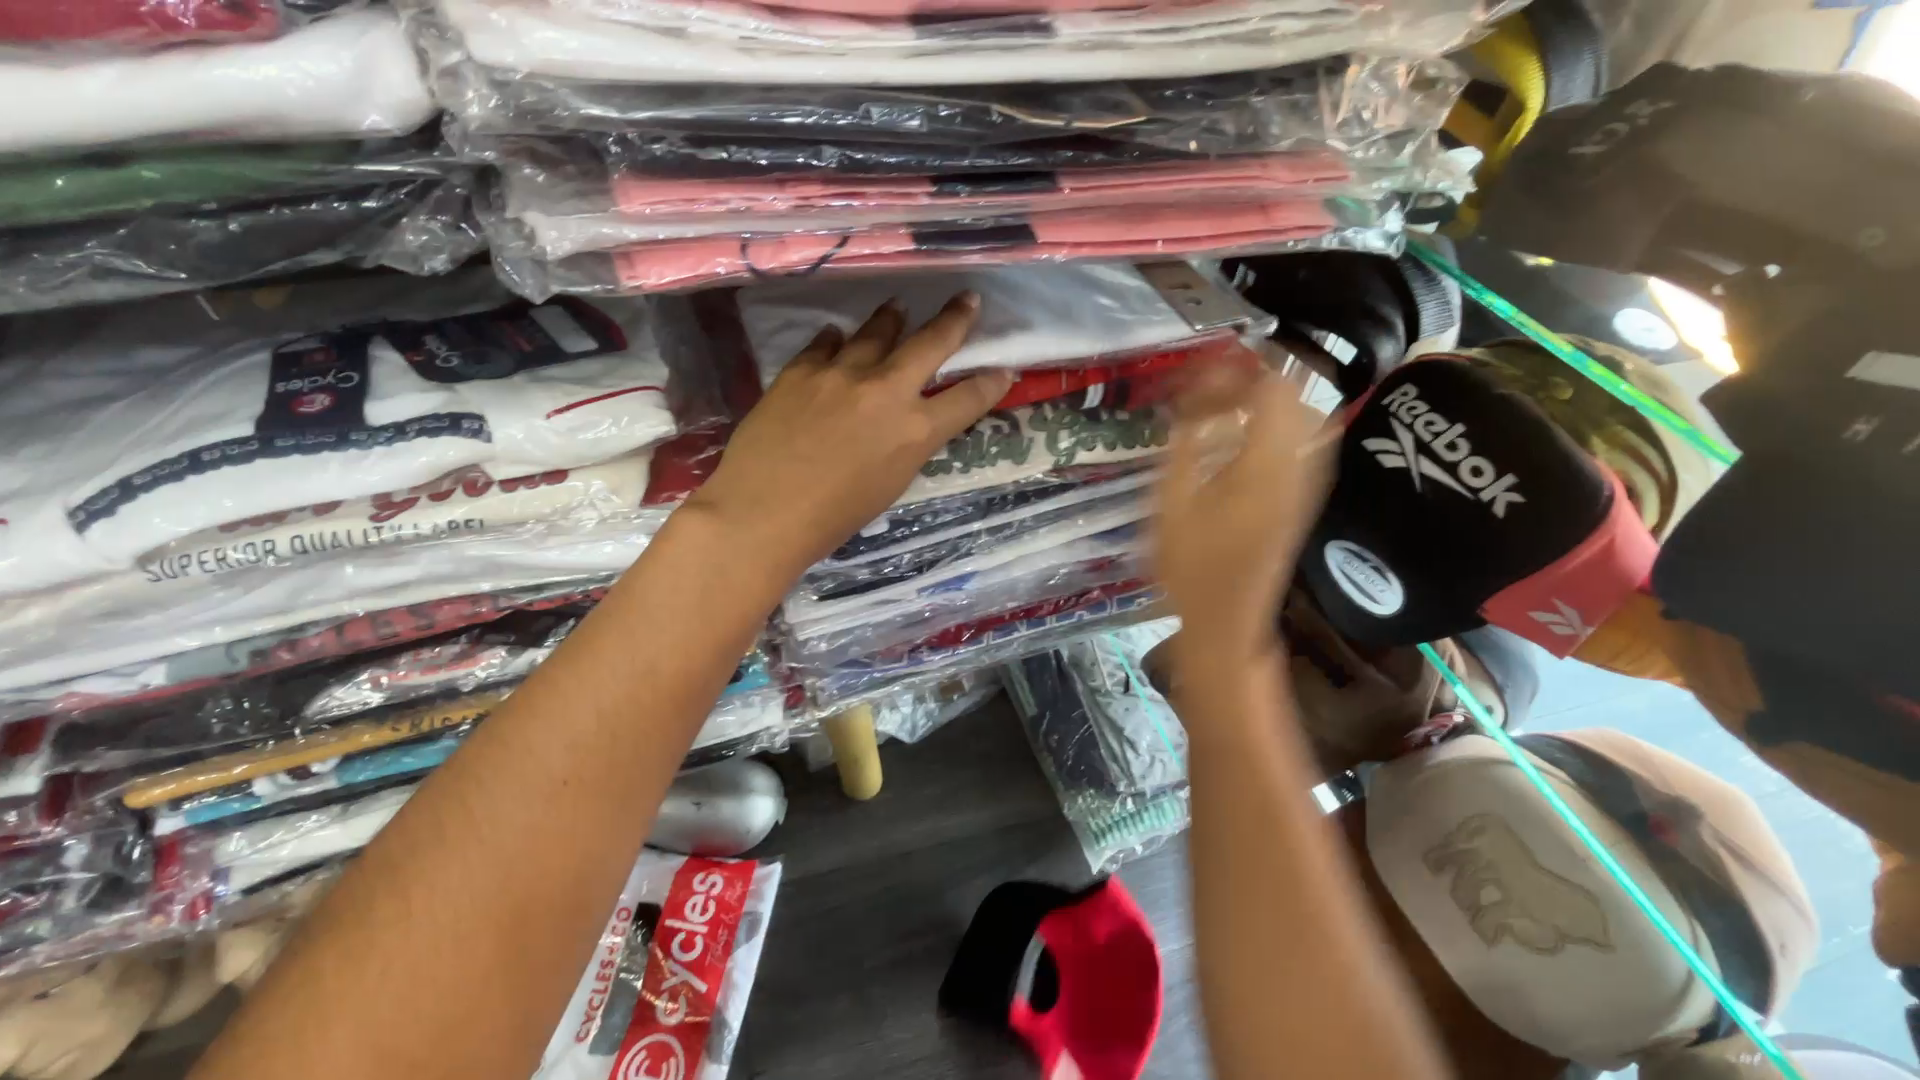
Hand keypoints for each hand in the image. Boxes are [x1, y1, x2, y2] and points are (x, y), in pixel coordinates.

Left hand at [684, 293, 1012, 580]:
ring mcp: (842, 373)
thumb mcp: (889, 485)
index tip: (1004, 370)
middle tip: (968, 299)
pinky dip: (836, 341)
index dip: (991, 383)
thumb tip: (908, 423)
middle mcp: (886, 391)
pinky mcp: (801, 369)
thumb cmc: (832, 519)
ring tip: (898, 308)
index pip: (968, 400)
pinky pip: (826, 344)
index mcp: (915, 431)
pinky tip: (835, 337)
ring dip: (892, 319)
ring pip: (877, 332)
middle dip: (955, 319)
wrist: (763, 512)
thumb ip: (906, 446)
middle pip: (931, 344)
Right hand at [1153, 365, 1336, 662]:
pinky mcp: (1304, 497)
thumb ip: (1184, 441)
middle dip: (1251, 380)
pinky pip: (1302, 441)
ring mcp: (1307, 482)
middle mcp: (1299, 465)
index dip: (1237, 371)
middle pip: (1293, 395)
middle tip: (1208, 389)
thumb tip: (1190, 399)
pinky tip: (1242, 436)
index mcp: (1265, 464)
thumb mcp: (1171, 502)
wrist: (1228, 622)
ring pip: (1302, 415)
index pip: (1272, 387)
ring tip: (1223, 406)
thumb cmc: (1190, 567)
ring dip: (1265, 401)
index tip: (1199, 378)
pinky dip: (1275, 425)